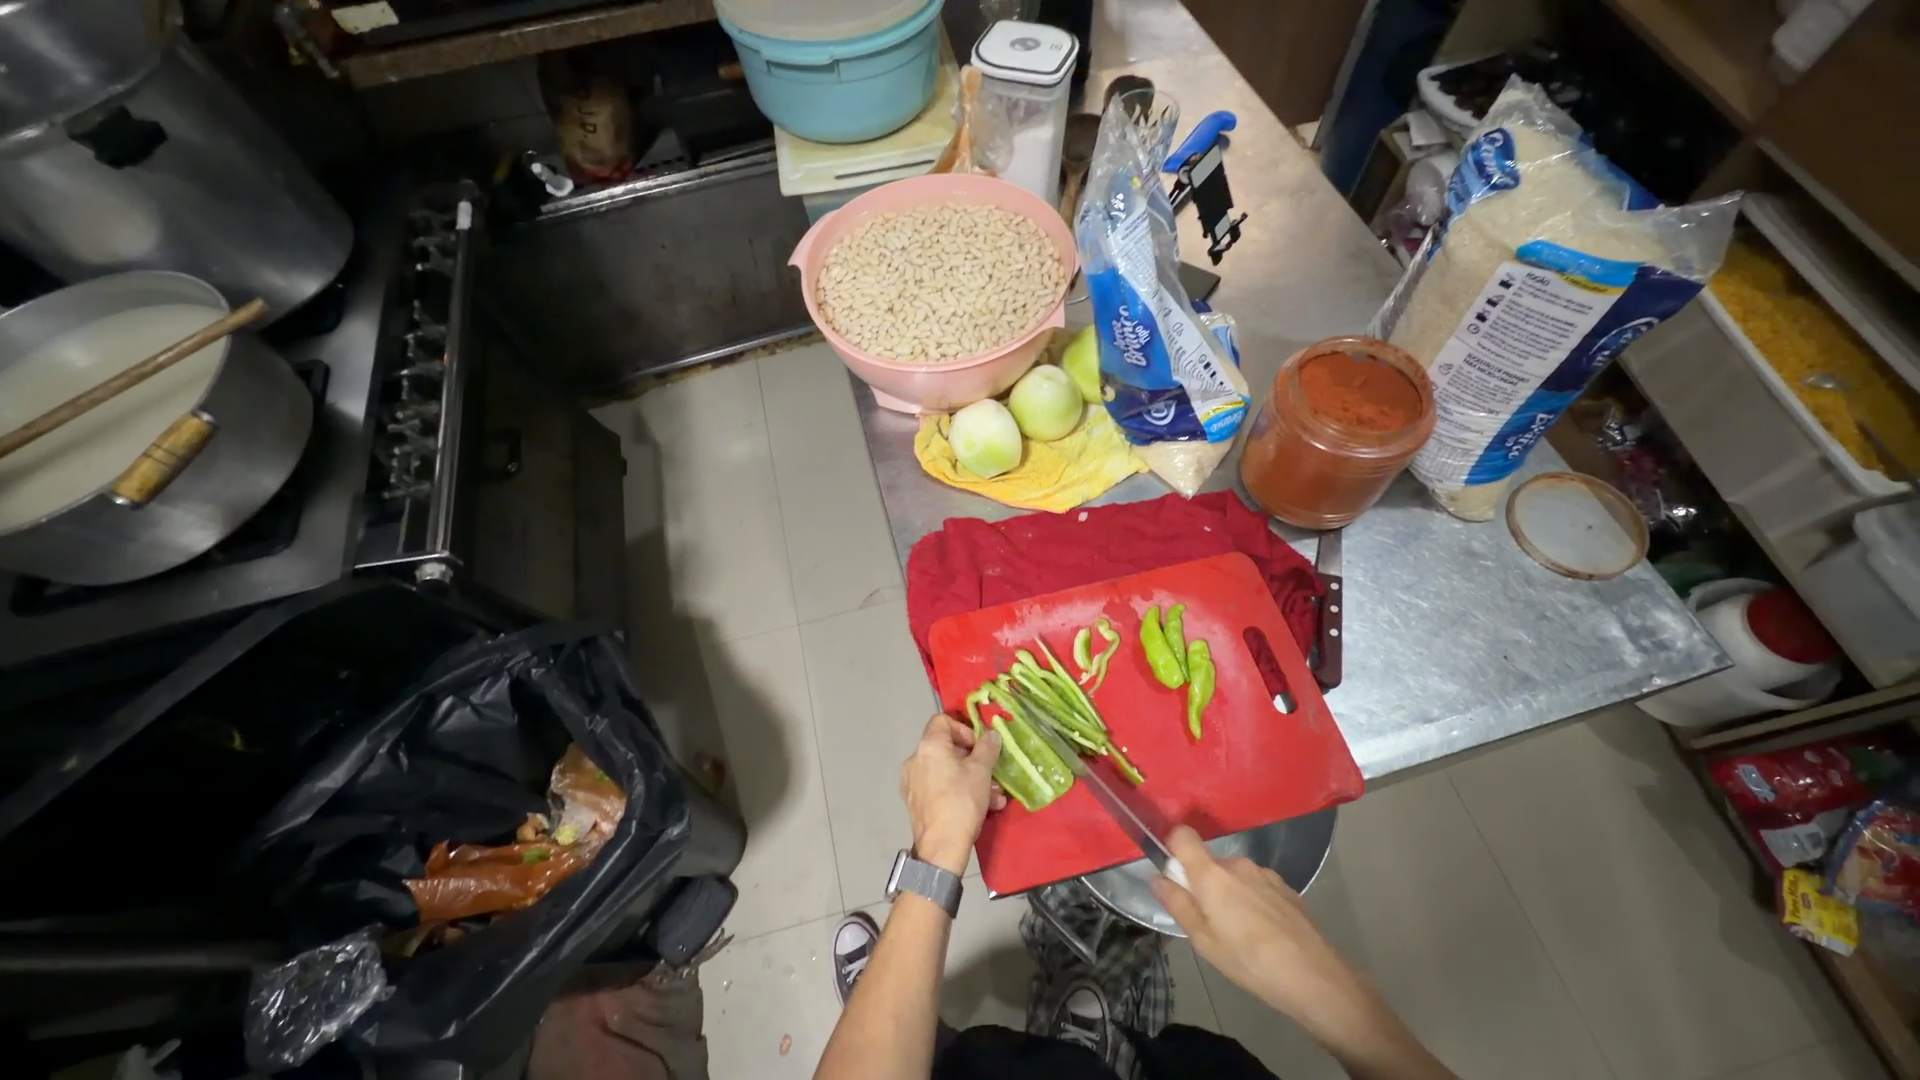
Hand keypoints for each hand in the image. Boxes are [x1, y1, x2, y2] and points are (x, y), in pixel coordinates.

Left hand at [899, 714, 1002, 875]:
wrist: (942, 846)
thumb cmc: (962, 801)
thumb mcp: (982, 771)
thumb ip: (987, 747)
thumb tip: (991, 734)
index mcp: (928, 746)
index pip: (943, 720)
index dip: (964, 729)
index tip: (979, 747)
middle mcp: (915, 759)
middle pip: (946, 748)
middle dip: (974, 760)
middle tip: (992, 774)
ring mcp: (912, 782)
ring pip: (946, 771)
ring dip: (971, 779)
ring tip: (993, 797)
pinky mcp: (915, 802)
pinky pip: (939, 787)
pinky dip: (958, 791)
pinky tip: (979, 807)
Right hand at [1150, 826, 1361, 1020]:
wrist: (1315, 976)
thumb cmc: (1249, 961)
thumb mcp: (1204, 941)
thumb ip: (1178, 905)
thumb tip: (1157, 878)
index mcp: (1212, 875)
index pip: (1183, 836)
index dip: (1173, 845)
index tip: (1173, 871)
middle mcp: (1238, 865)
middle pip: (1210, 863)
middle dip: (1205, 884)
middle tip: (1210, 921)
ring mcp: (1266, 874)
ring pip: (1236, 876)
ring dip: (1231, 894)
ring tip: (1241, 932)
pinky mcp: (1287, 888)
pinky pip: (1258, 886)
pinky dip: (1254, 901)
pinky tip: (1265, 933)